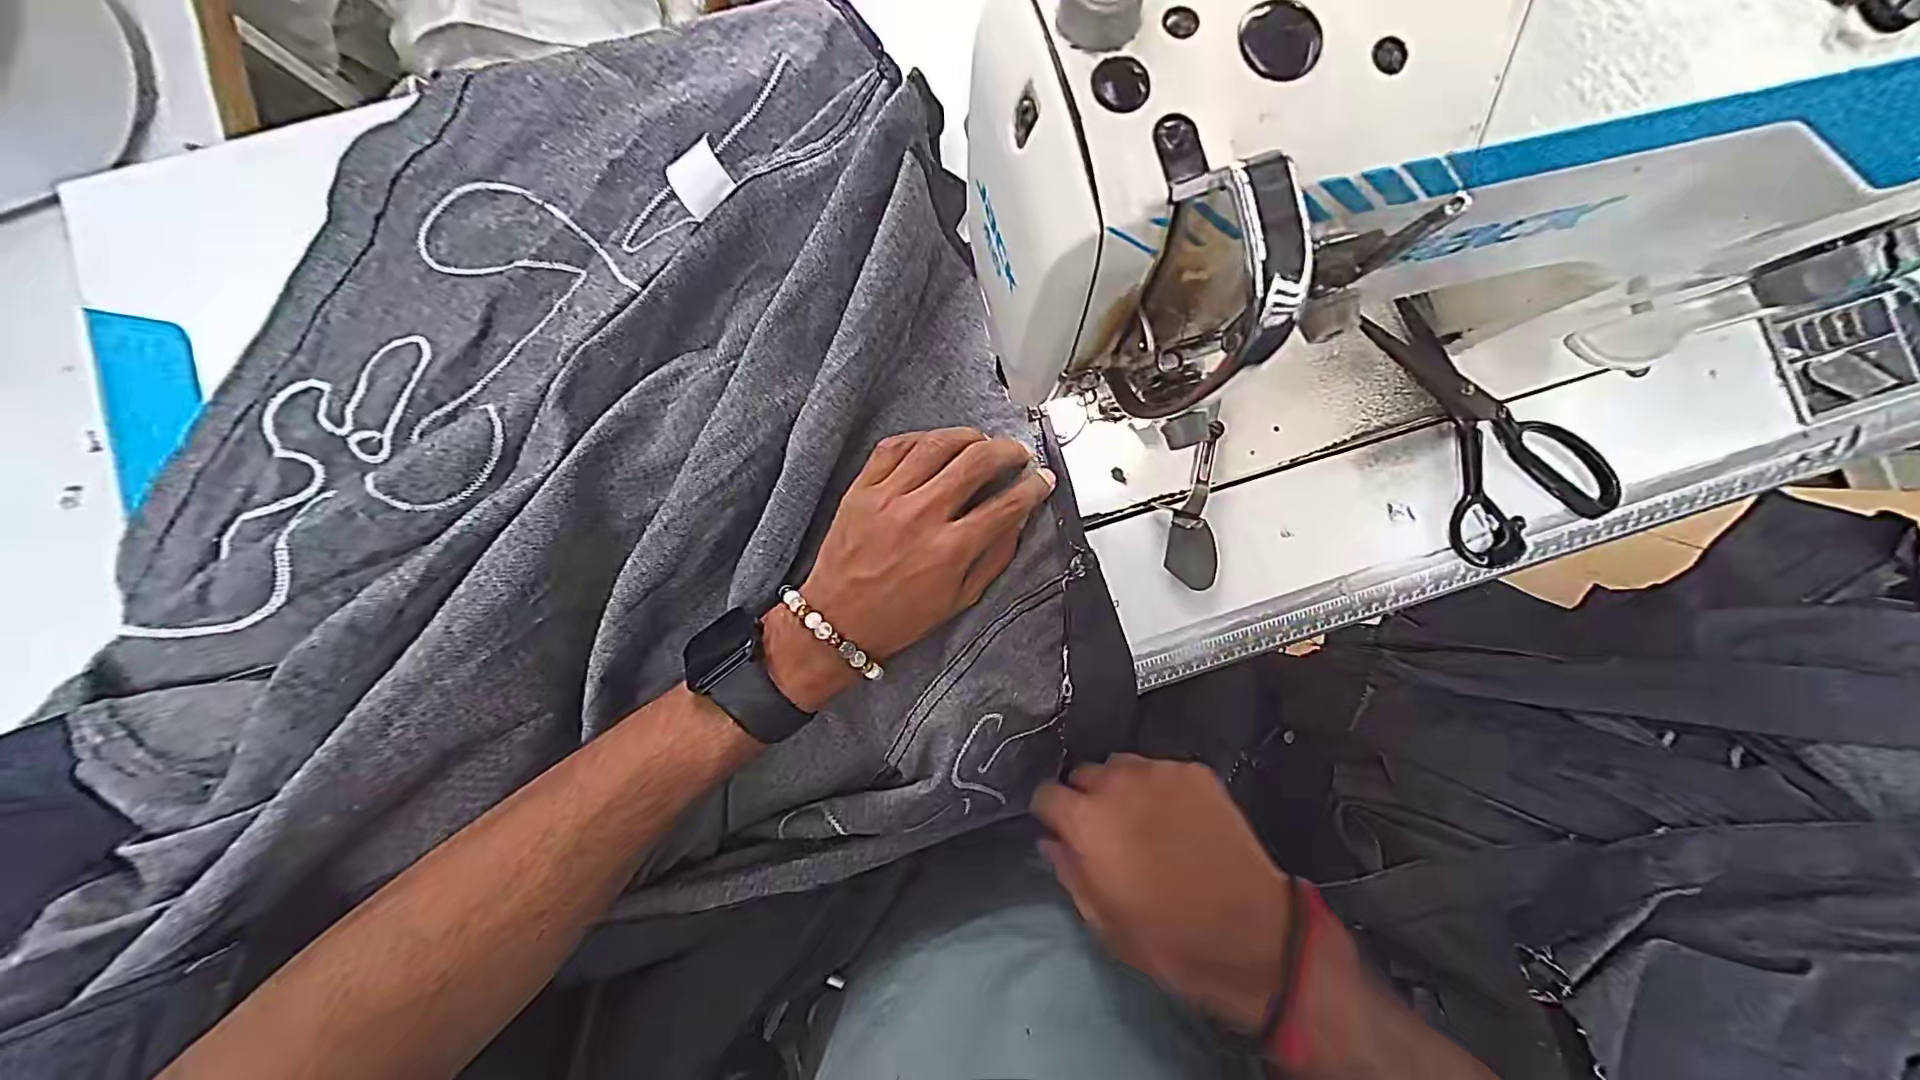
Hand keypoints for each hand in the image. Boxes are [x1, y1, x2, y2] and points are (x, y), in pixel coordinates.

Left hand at [761, 427, 1054, 711]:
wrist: (838, 621)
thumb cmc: (897, 616)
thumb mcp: (960, 598)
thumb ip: (995, 557)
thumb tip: (1020, 520)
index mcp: (949, 550)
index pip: (1006, 504)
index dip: (1033, 486)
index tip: (1041, 479)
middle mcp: (920, 517)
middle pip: (977, 461)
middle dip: (1008, 451)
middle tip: (1017, 453)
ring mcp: (888, 498)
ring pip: (937, 444)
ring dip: (969, 436)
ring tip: (982, 441)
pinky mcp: (861, 489)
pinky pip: (895, 446)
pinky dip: (922, 437)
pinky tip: (936, 442)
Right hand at [1034, 757, 1496, 1079]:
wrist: (1254, 936)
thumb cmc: (1168, 938)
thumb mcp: (1103, 920)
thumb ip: (1070, 870)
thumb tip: (1052, 841)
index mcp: (1086, 820)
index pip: (1046, 793)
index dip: (1050, 813)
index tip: (1060, 828)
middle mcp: (1116, 783)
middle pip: (1083, 773)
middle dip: (1086, 796)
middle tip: (1106, 827)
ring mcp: (1159, 772)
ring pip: (1122, 765)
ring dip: (1121, 786)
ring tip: (1143, 816)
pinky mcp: (1195, 772)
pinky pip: (1161, 769)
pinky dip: (1160, 787)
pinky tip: (1178, 816)